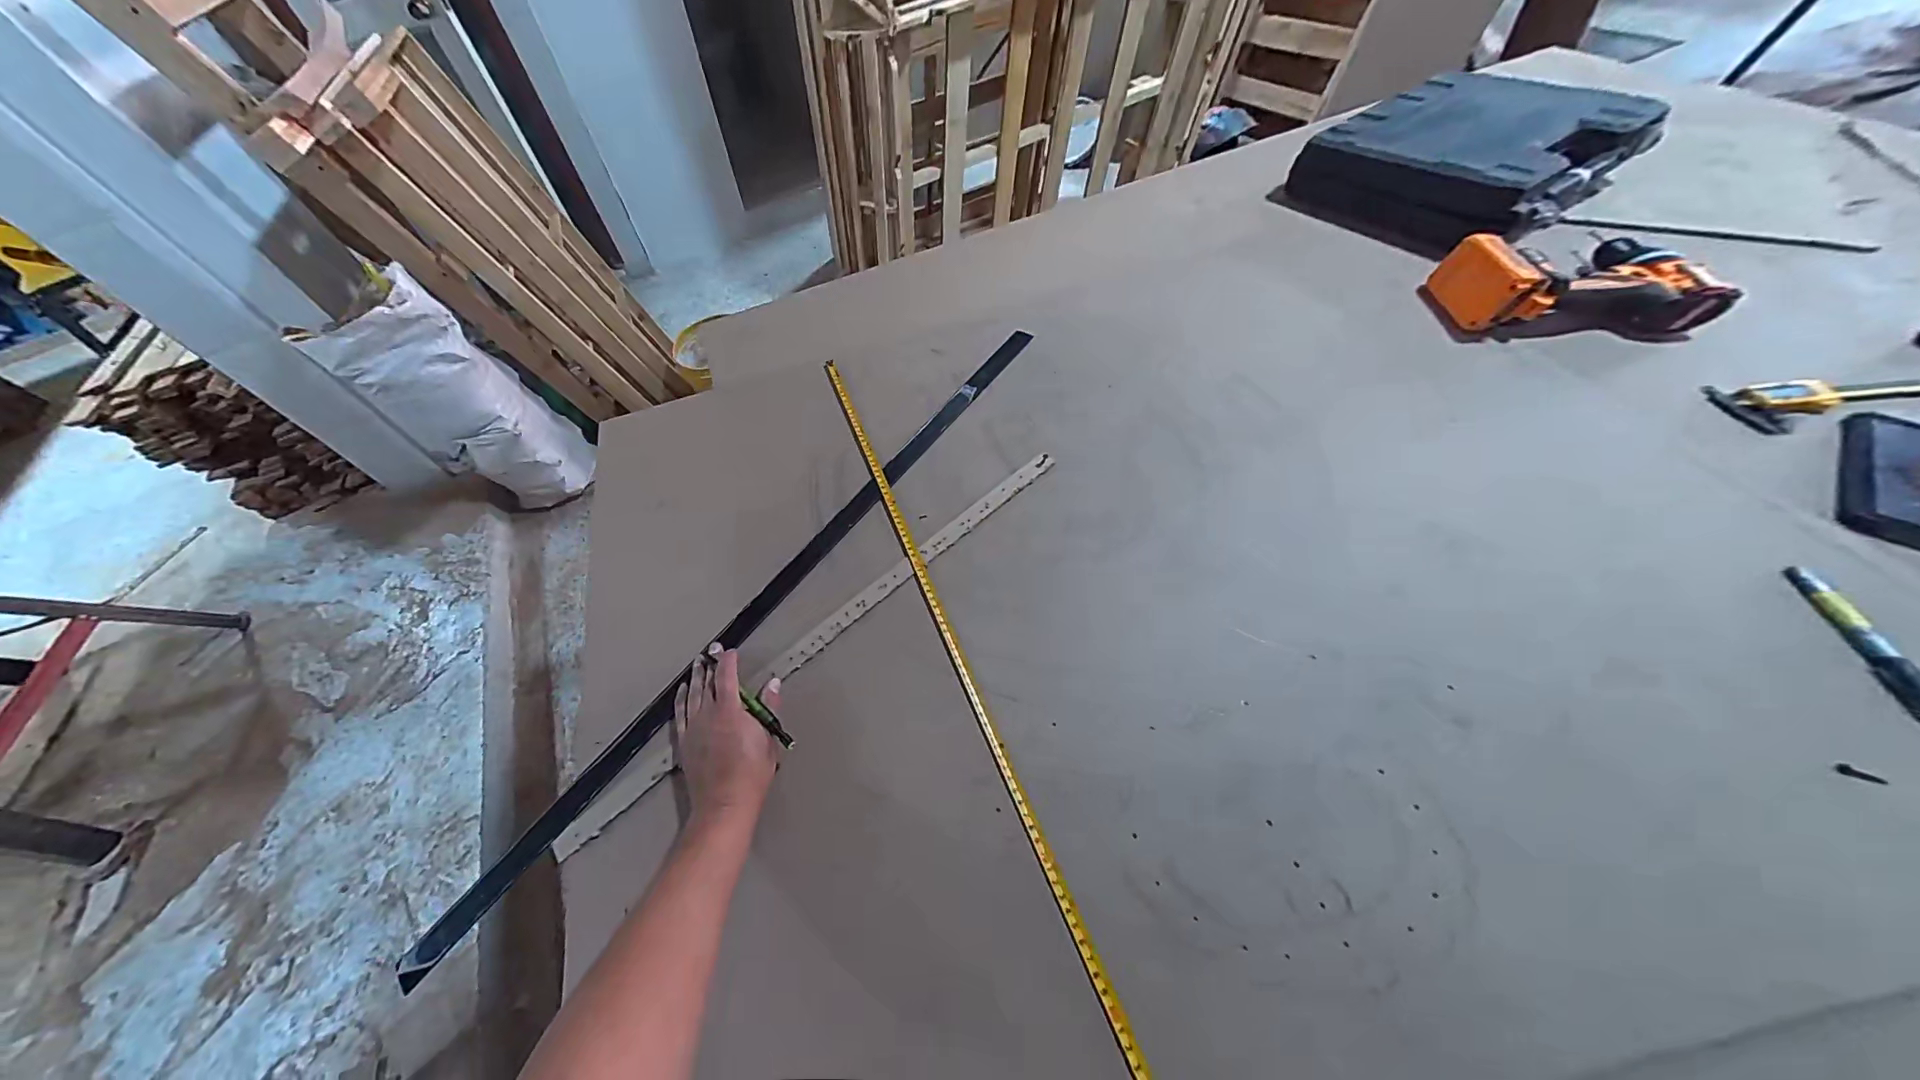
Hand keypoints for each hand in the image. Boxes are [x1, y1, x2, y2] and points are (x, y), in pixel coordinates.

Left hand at [673, 644, 781, 822]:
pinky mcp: (685, 742)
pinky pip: (680, 713)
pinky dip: (680, 699)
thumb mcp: (768, 739)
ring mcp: (693, 728)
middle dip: (709, 666)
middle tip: (710, 652)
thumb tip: (772, 685)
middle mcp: (708, 715)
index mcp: (731, 711)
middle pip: (706, 683)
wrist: (724, 804)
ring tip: (696, 666)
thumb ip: (769, 708)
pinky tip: (682, 692)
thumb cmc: (751, 774)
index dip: (728, 661)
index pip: (727, 677)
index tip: (729, 652)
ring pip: (692, 695)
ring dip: (695, 678)